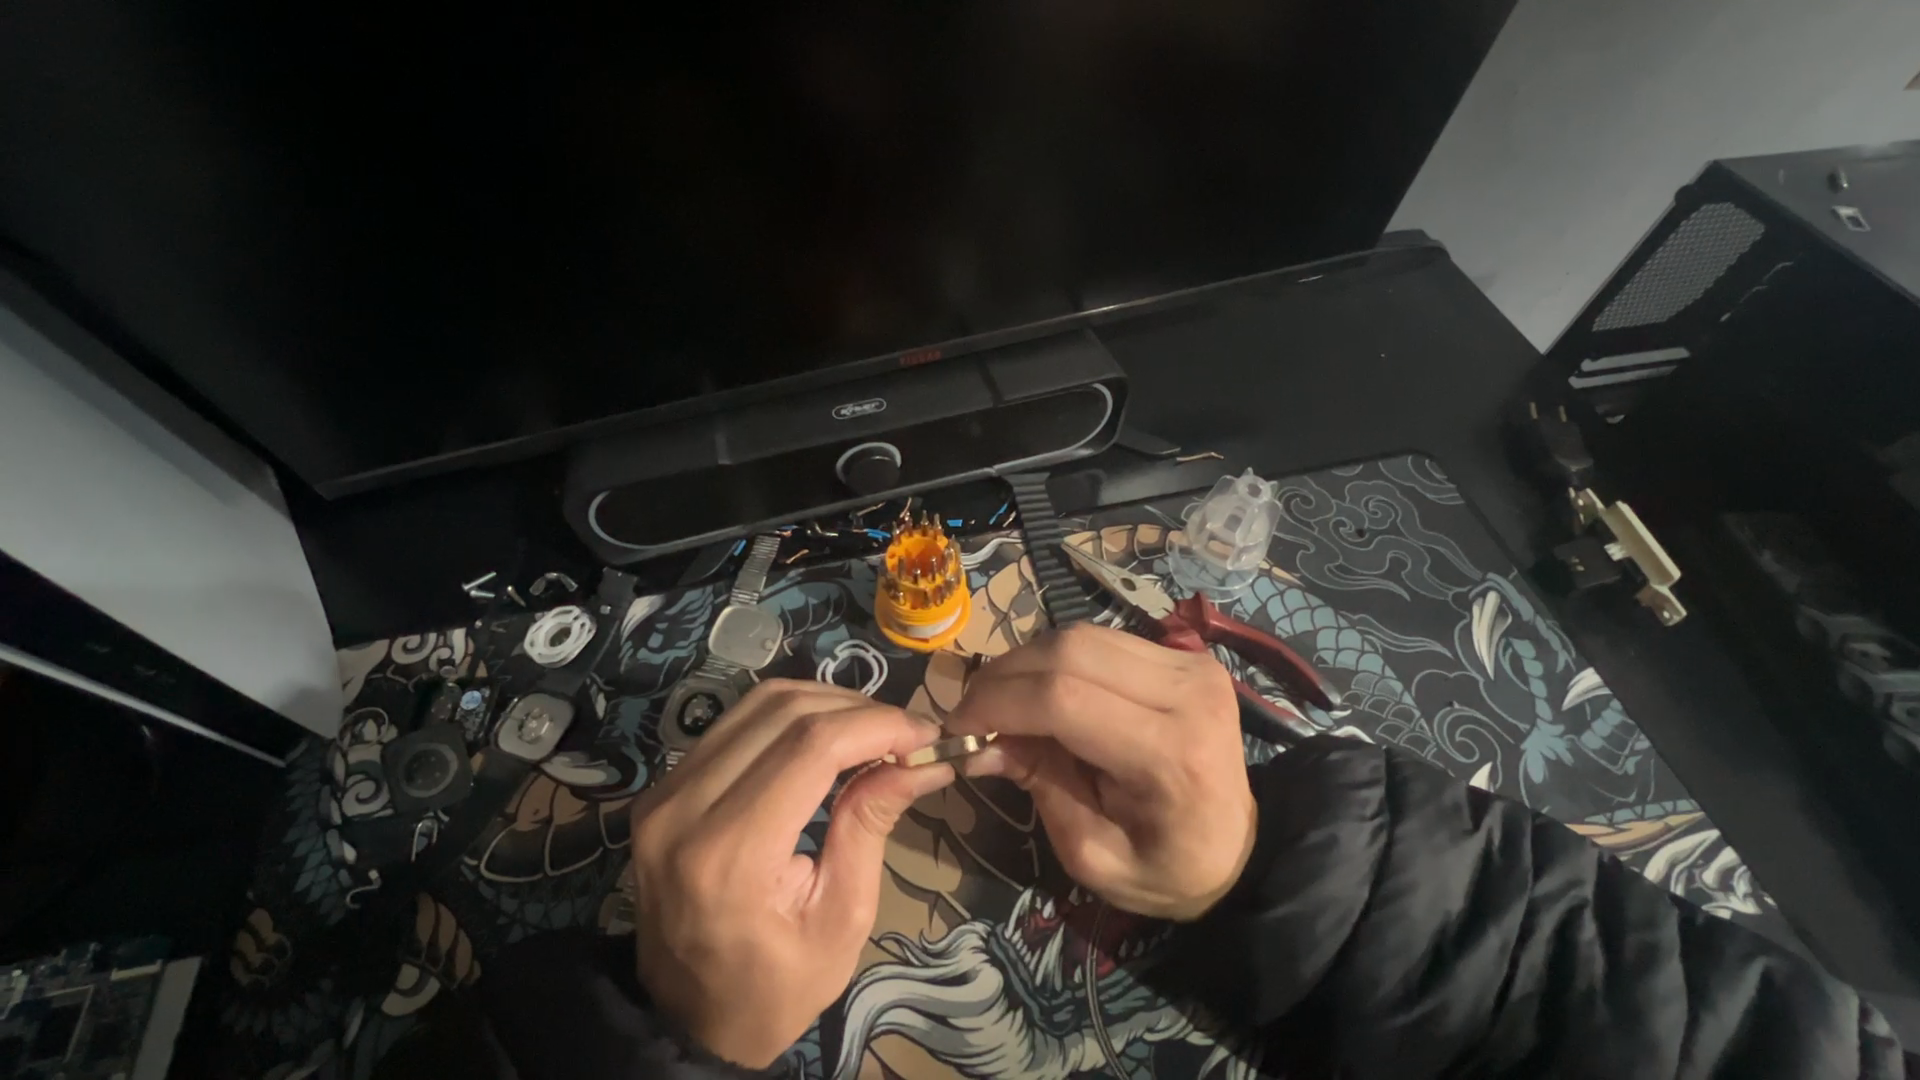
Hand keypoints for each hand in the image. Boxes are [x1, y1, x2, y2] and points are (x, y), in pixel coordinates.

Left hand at [629, 679, 953, 1066]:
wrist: (691, 1019)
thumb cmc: (778, 986)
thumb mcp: (843, 918)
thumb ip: (871, 824)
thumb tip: (921, 758)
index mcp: (730, 854)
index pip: (810, 747)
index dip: (876, 725)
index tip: (925, 733)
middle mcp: (684, 809)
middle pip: (785, 713)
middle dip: (858, 710)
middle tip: (905, 733)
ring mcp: (664, 793)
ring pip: (759, 704)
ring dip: (826, 704)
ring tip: (872, 731)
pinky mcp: (663, 787)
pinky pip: (736, 722)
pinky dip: (791, 715)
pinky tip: (828, 735)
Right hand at [946, 623, 1254, 920]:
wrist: (1239, 845)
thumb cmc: (1166, 867)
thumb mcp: (1093, 854)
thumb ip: (1040, 787)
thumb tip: (979, 743)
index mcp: (1171, 753)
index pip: (1064, 698)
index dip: (998, 703)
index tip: (958, 728)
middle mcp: (1187, 692)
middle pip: (1069, 652)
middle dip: (1004, 677)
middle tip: (971, 713)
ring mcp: (1190, 664)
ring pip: (1080, 636)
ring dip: (1027, 663)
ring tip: (1000, 703)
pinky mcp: (1185, 654)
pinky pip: (1100, 640)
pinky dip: (1057, 660)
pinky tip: (1041, 691)